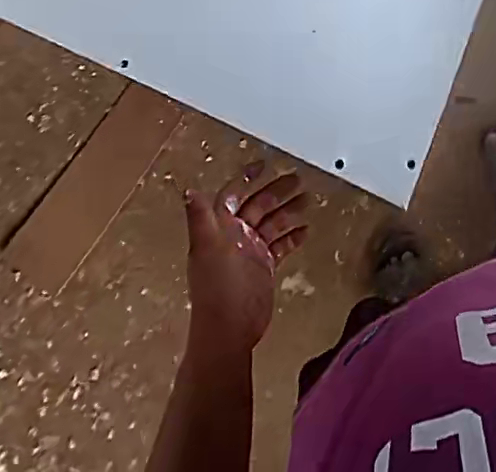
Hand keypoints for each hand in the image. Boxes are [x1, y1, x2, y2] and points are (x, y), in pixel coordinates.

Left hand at [183, 161, 309, 358]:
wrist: (228, 330)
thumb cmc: (217, 288)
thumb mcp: (207, 248)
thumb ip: (200, 218)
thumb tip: (188, 190)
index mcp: (220, 226)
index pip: (233, 193)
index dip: (246, 177)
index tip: (263, 165)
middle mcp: (235, 234)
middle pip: (258, 204)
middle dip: (277, 191)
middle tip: (297, 179)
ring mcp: (250, 250)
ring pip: (272, 223)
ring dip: (289, 211)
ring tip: (308, 200)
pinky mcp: (263, 267)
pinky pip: (280, 246)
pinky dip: (292, 237)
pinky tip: (305, 231)